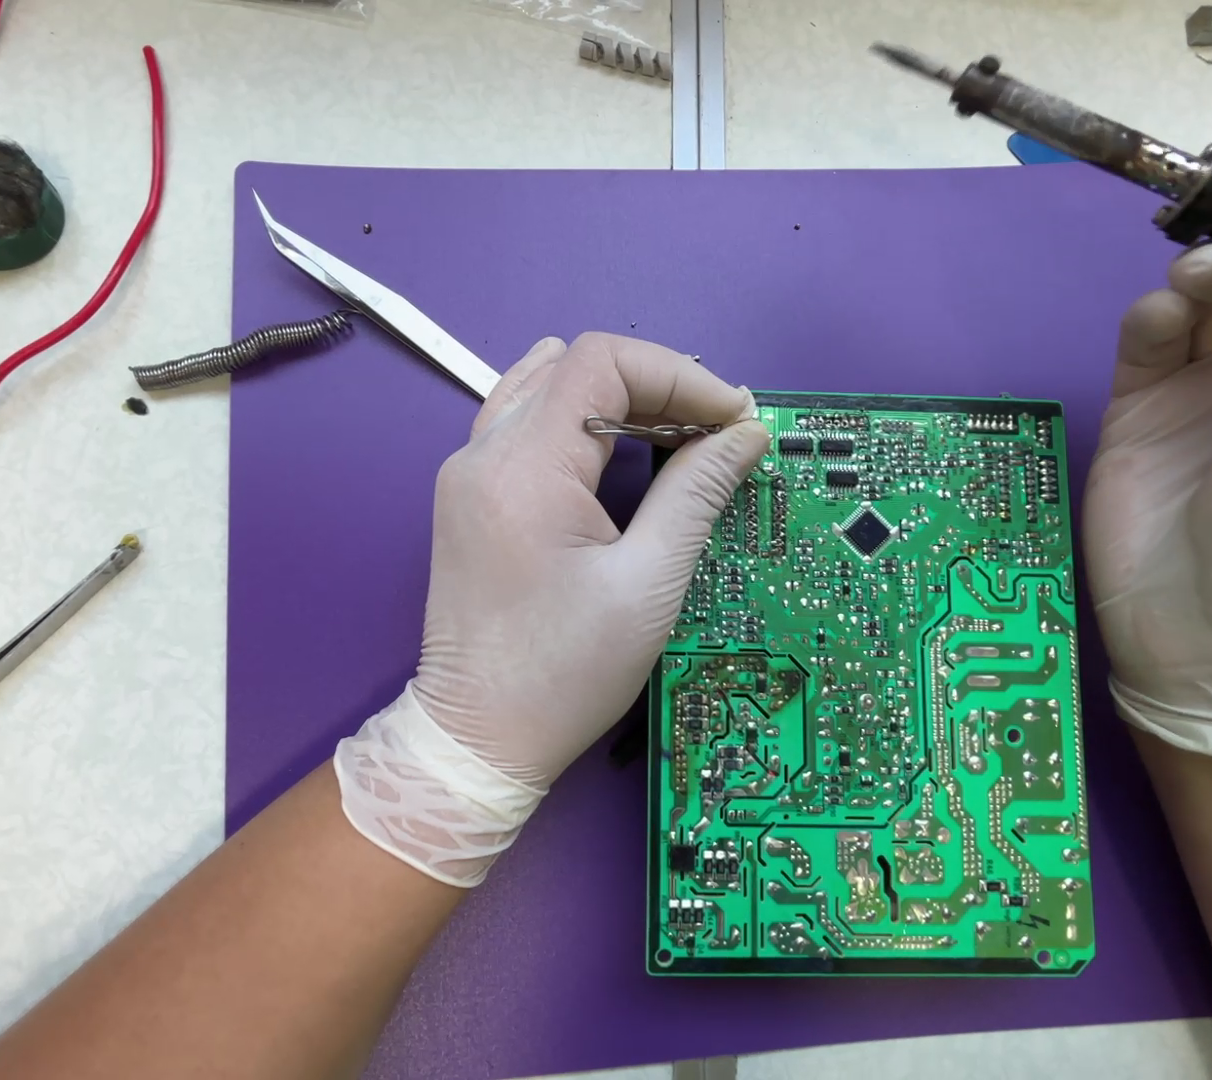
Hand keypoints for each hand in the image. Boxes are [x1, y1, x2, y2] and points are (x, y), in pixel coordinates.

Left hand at [335, 333, 768, 884]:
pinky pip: (525, 425)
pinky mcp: (468, 495)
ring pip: (546, 388)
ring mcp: (467, 472)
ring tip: (674, 439)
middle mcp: (483, 453)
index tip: (732, 417)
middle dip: (655, 386)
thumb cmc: (565, 673)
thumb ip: (695, 493)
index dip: (677, 374)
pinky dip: (580, 425)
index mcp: (524, 468)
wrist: (478, 735)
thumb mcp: (648, 585)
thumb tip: (744, 434)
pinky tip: (618, 459)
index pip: (600, 362)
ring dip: (617, 401)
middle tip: (713, 432)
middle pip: (574, 367)